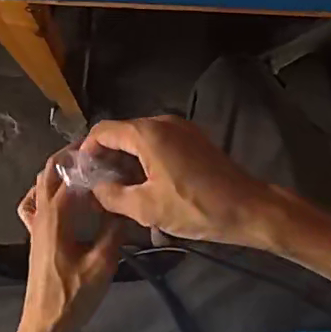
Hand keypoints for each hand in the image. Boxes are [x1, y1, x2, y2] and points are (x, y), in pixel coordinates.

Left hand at [13, 150, 121, 331]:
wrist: (46, 326)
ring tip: (85, 170)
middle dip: (72, 157)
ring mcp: (35, 223)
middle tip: (100, 154)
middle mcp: (42, 212)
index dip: (91, 159)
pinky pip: (34, 204)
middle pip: (51, 170)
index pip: (71, 172)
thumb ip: (115, 230)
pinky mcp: (35, 236)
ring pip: (41, 184)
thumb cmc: (73, 295)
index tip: (113, 153)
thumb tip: (127, 204)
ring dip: (60, 171)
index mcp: (56, 213)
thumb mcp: (103, 263)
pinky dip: (45, 193)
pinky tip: (64, 200)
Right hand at [81, 115, 281, 247]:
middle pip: (121, 133)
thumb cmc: (196, 207)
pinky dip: (145, 159)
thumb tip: (95, 188)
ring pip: (140, 139)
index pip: (103, 131)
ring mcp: (180, 128)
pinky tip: (146, 185)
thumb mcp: (147, 209)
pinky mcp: (192, 139)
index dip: (86, 150)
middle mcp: (162, 122)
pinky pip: (158, 143)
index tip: (80, 173)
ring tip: (120, 189)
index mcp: (147, 134)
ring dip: (126, 160)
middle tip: (98, 185)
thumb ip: (112, 196)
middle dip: (106, 157)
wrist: (250, 209)